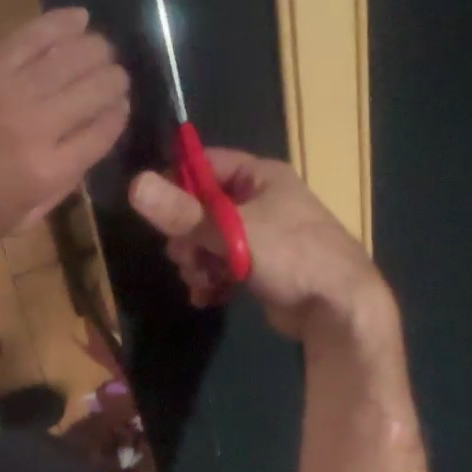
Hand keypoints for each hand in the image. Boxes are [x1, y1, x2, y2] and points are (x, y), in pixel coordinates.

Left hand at [0, 8, 129, 246]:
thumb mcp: (22, 221)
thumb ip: (60, 188)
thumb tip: (87, 151)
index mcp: (48, 172)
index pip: (102, 132)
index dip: (119, 117)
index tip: (121, 109)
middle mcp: (37, 126)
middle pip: (94, 90)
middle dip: (114, 82)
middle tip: (116, 80)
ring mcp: (10, 91)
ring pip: (71, 56)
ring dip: (96, 51)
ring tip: (103, 52)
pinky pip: (34, 36)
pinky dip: (62, 24)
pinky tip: (80, 20)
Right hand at [129, 150, 396, 345]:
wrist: (338, 307)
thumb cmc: (292, 257)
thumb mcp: (234, 232)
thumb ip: (184, 214)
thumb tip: (134, 186)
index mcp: (261, 176)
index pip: (205, 164)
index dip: (177, 185)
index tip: (158, 214)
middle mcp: (261, 200)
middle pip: (201, 209)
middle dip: (186, 238)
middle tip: (186, 259)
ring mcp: (262, 236)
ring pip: (209, 242)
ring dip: (197, 264)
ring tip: (201, 283)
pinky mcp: (261, 268)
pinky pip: (223, 267)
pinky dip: (211, 281)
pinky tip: (207, 298)